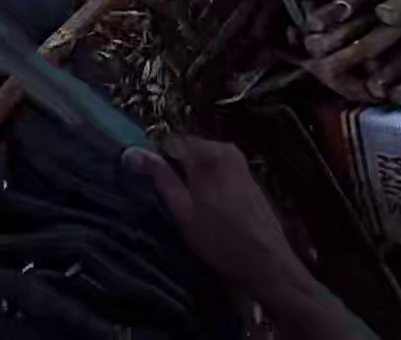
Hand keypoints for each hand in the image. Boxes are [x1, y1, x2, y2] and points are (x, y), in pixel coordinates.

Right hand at [124, 136, 306, 296]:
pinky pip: (219, 168)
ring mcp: (239, 160)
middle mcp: (225, 148)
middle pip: (189, 148)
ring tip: (192, 206)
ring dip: (193, 175)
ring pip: (204, 159)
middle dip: (177, 168)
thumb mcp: (182, 210)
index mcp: (207, 152)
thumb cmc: (220, 239)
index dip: (157, 159)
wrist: (265, 260)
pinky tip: (211, 207)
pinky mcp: (247, 173)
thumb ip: (159, 177)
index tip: (152, 180)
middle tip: (173, 199)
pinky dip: (209, 180)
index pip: (171, 141)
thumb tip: (134, 154)